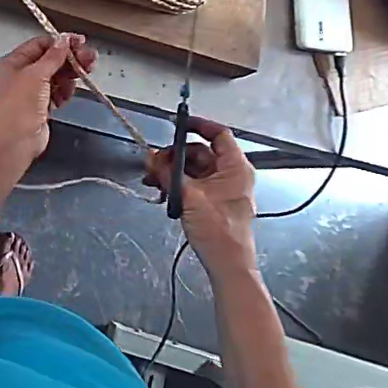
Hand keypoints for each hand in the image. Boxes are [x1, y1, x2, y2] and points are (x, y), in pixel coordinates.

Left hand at [0, 33, 93, 168]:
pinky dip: (65, 91)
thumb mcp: (36, 74)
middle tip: (90, 58)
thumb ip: (53, 57)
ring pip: (56, 77)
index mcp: (13, 62)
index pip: (39, 45)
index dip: (60, 42)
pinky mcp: (41, 108)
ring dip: (71, 74)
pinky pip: (57, 93)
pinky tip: (70, 92)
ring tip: (86, 72)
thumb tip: (64, 40)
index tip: (80, 42)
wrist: (14, 142)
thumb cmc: (19, 105)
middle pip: (50, 61)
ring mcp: (31, 93)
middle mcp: (21, 75)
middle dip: (70, 58)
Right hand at [144, 116, 257, 278]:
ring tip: (153, 179)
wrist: (227, 264)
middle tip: (155, 163)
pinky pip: (194, 184)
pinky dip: (178, 184)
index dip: (199, 125)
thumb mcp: (189, 197)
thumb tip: (151, 159)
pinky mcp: (214, 202)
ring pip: (194, 169)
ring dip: (173, 171)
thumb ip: (168, 174)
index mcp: (235, 168)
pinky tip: (163, 191)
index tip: (179, 123)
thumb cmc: (219, 232)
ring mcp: (223, 189)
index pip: (219, 134)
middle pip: (200, 152)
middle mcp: (231, 175)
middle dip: (175, 156)